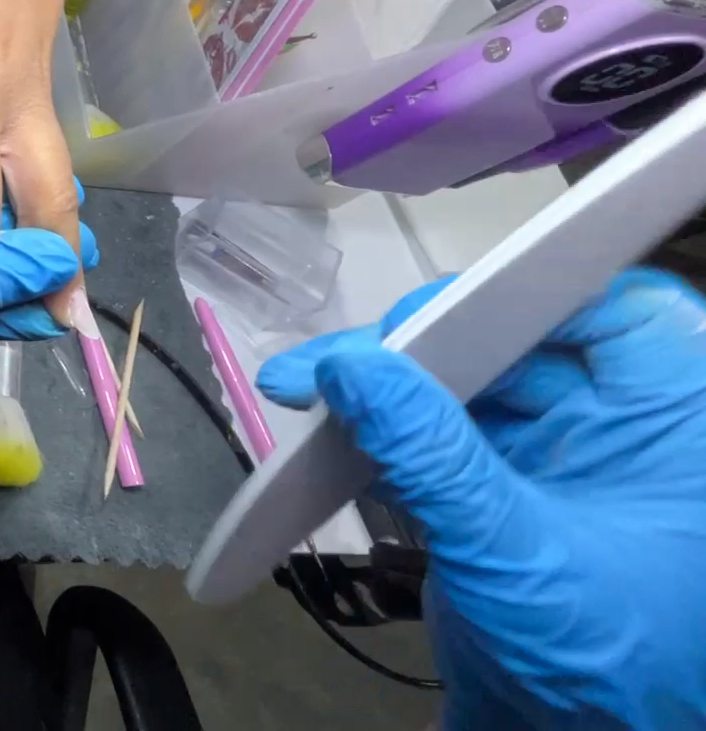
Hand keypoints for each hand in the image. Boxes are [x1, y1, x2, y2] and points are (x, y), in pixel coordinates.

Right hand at [259, 269, 705, 728]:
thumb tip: (349, 363)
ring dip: (370, 385)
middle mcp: (611, 430)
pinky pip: (424, 428)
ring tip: (294, 390)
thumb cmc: (605, 664)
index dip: (526, 297)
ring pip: (450, 383)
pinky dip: (369, 424)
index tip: (422, 321)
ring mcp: (543, 457)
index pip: (615, 318)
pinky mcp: (487, 484)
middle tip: (321, 367)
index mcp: (670, 432)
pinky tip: (320, 432)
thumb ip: (431, 454)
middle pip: (503, 343)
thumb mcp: (516, 553)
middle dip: (405, 348)